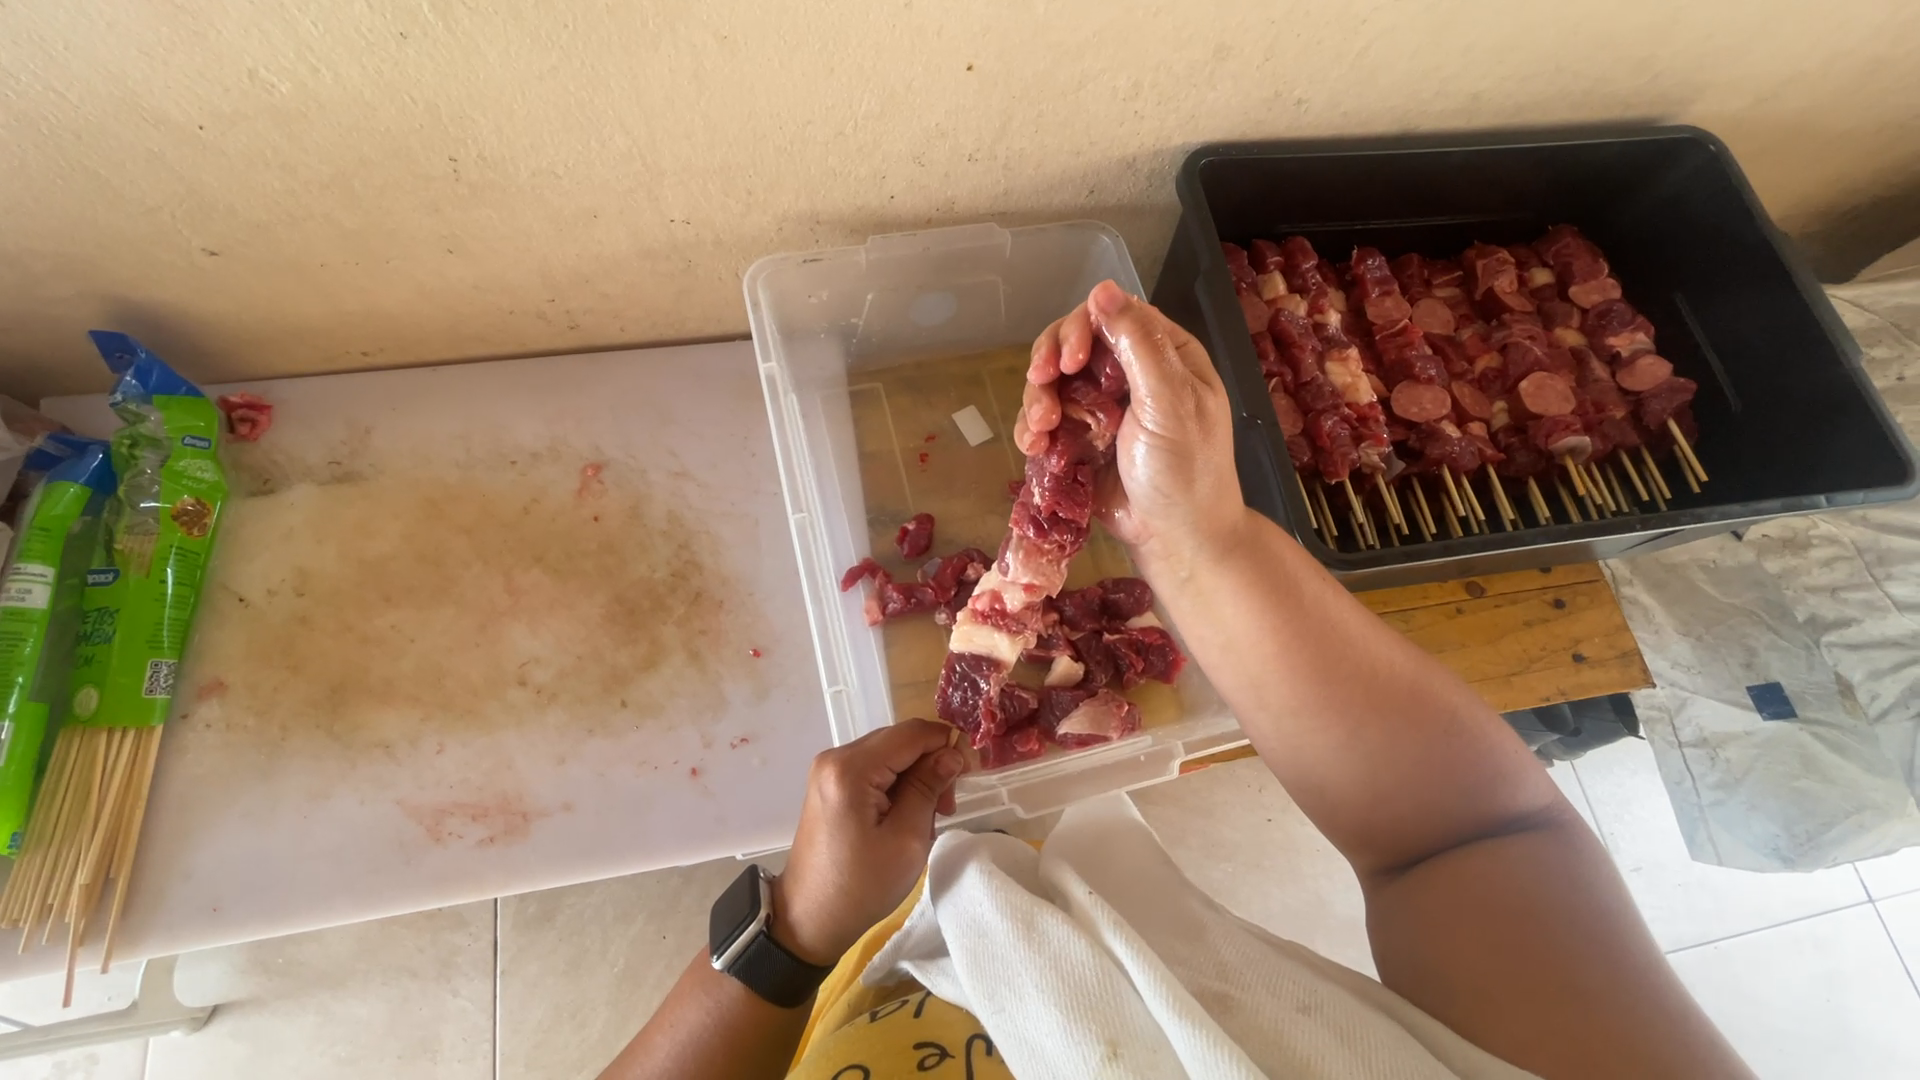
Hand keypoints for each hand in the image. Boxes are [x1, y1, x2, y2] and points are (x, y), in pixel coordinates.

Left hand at [771, 719, 963, 965]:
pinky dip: (897, 785)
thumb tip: (952, 752)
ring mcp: (830, 769)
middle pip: (900, 740)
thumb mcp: (907, 839)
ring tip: (928, 817)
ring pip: (890, 754)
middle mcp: (836, 757)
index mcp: (851, 768)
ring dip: (916, 777)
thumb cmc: (861, 886)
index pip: (911, 733)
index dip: (946, 744)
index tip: (969, 774)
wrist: (809, 919)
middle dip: (931, 764)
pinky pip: (875, 768)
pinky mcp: (831, 783)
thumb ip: (929, 787)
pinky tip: (906, 814)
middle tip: (946, 807)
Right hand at [1018, 280, 1245, 568]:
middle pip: (1072, 345)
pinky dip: (1032, 430)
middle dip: (1050, 365)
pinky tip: (1032, 447)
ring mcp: (1100, 409)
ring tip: (1037, 432)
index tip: (1068, 362)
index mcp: (1162, 356)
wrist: (1175, 538)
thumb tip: (1103, 288)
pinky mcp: (1079, 440)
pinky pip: (1045, 422)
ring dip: (1036, 401)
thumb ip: (1137, 344)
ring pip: (1052, 383)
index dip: (1079, 330)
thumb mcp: (1168, 402)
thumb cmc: (1185, 470)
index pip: (1110, 317)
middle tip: (1041, 387)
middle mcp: (1128, 375)